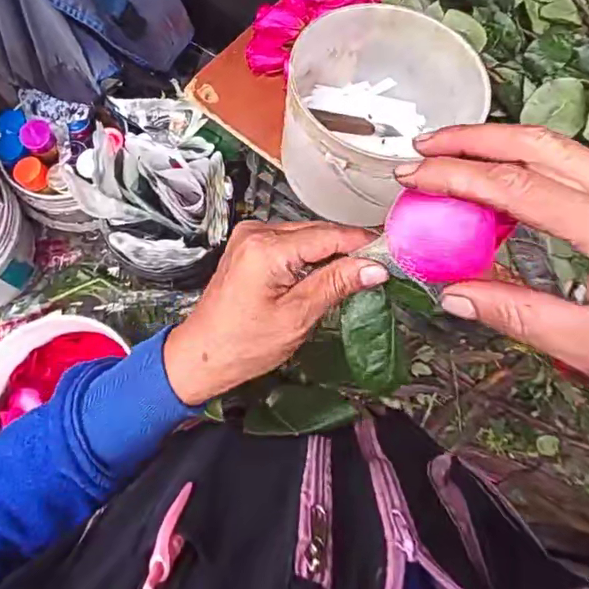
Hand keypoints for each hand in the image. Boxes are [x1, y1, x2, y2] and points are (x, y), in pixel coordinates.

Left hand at [164, 221, 387, 405]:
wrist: (199, 356)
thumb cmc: (241, 345)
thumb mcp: (298, 317)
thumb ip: (336, 284)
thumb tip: (373, 268)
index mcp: (267, 249)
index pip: (329, 235)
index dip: (362, 243)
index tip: (388, 252)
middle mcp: (256, 233)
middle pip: (318, 231)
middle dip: (348, 248)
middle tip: (378, 265)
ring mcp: (250, 236)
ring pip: (306, 234)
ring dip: (331, 250)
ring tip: (357, 270)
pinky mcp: (249, 244)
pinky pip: (291, 239)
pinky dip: (311, 252)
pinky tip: (326, 269)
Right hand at [399, 125, 588, 451]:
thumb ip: (519, 314)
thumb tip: (453, 294)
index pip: (522, 188)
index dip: (459, 178)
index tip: (413, 175)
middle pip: (541, 143)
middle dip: (476, 138)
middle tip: (426, 145)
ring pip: (564, 148)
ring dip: (506, 147)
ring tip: (456, 160)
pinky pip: (586, 168)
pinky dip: (538, 168)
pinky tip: (514, 186)